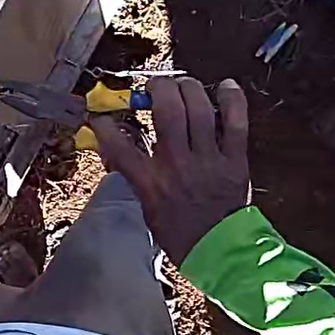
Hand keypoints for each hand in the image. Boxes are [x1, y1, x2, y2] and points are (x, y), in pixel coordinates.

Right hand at [89, 76, 249, 260]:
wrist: (219, 252)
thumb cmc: (177, 234)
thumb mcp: (147, 207)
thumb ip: (138, 178)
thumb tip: (125, 156)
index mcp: (150, 181)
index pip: (119, 146)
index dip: (105, 127)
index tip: (98, 117)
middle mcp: (176, 165)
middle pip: (167, 112)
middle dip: (158, 89)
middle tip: (154, 84)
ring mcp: (208, 160)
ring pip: (199, 111)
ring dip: (189, 88)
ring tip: (182, 82)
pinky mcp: (235, 160)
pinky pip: (236, 123)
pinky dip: (232, 100)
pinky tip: (225, 86)